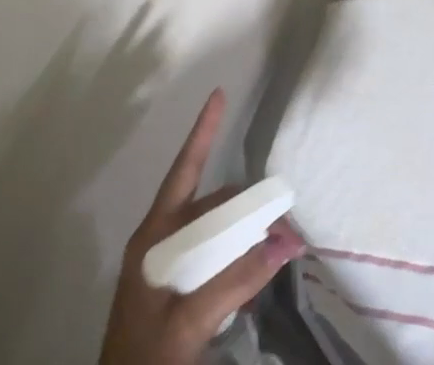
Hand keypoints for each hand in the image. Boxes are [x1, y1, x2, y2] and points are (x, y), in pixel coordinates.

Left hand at [99, 90, 305, 364]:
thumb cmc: (146, 355)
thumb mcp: (191, 319)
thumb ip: (237, 281)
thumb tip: (287, 242)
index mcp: (153, 238)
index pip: (183, 172)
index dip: (202, 132)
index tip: (218, 94)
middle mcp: (159, 242)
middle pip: (209, 202)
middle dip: (247, 201)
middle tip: (285, 214)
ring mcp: (166, 265)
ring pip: (214, 230)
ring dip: (245, 229)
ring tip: (278, 240)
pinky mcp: (176, 286)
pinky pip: (213, 255)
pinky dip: (237, 253)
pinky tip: (256, 264)